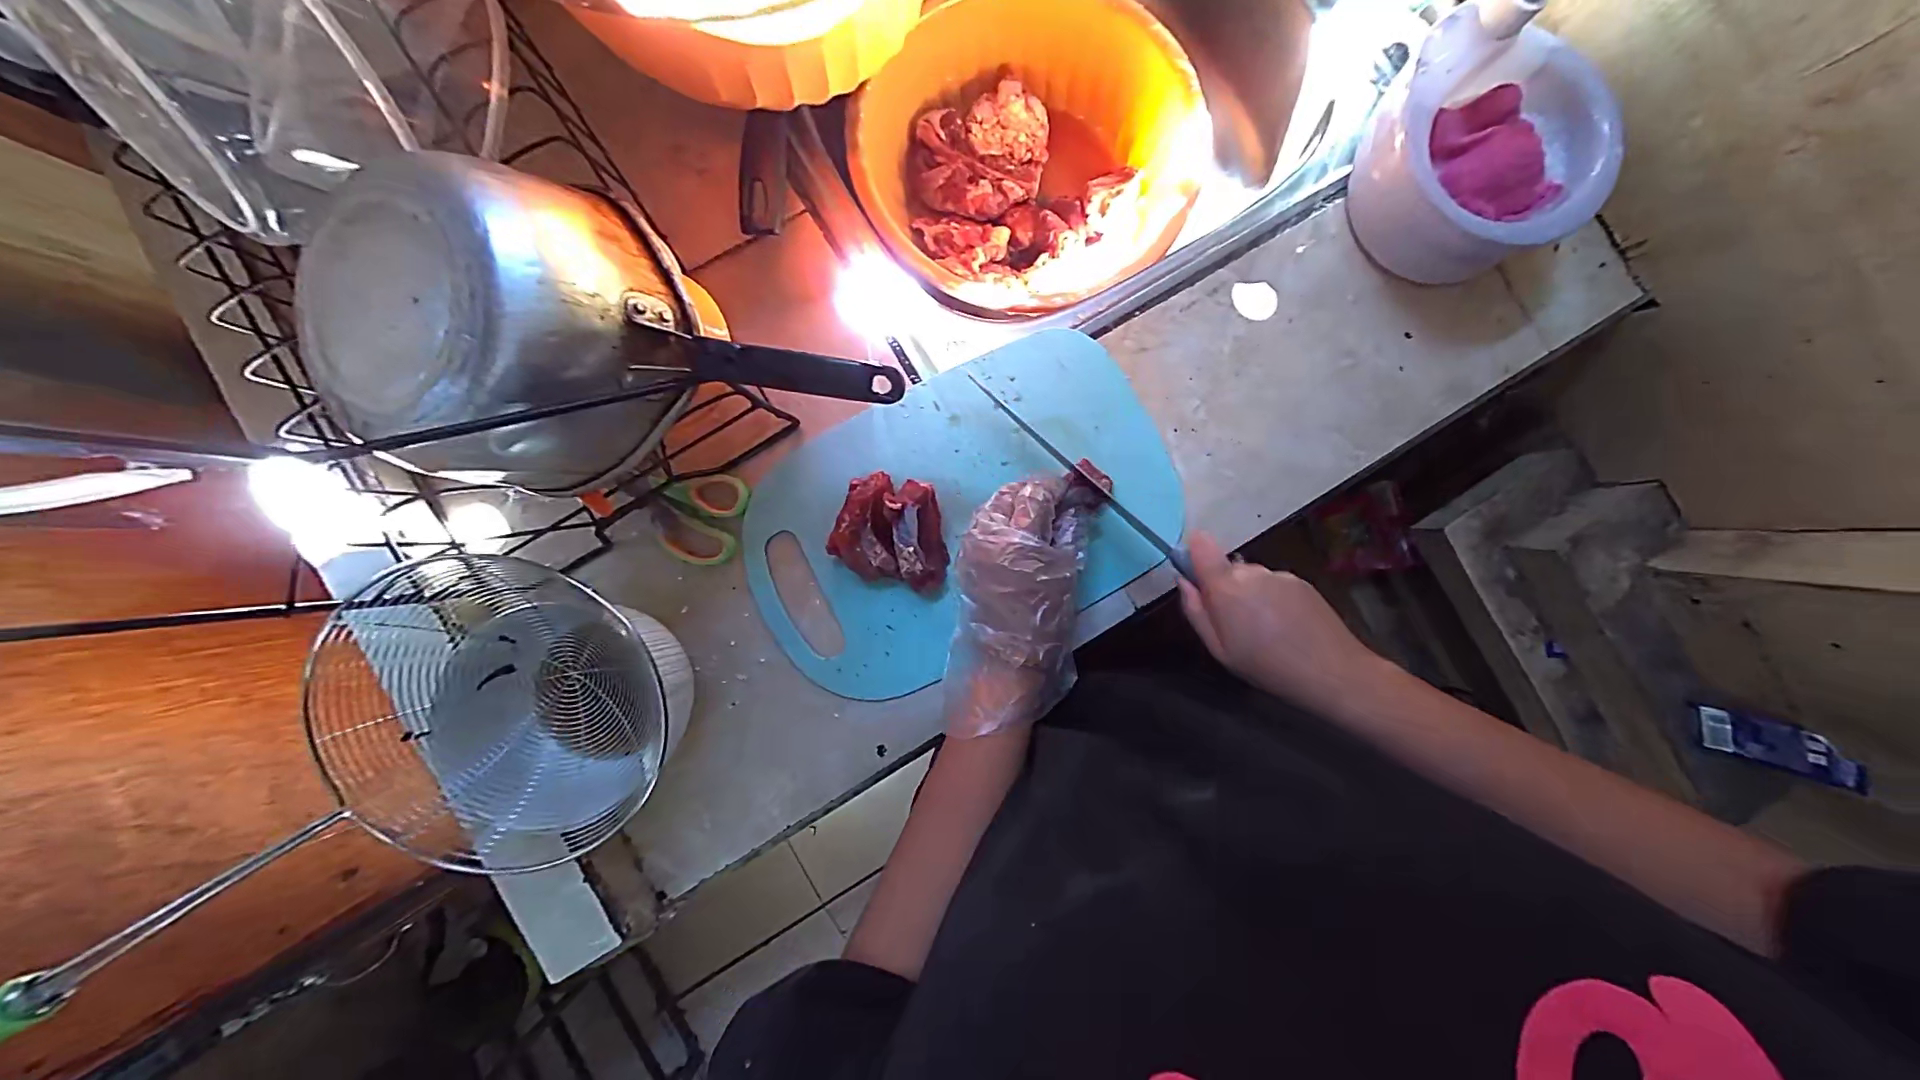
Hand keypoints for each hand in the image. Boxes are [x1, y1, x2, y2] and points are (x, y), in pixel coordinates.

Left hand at [945, 476, 1084, 736]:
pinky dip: (1002, 519)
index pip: (1037, 492)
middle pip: (1012, 492)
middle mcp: (987, 533)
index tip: (1076, 487)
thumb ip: (1071, 532)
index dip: (1059, 486)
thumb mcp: (1067, 573)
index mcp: (1016, 536)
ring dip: (1017, 502)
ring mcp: (971, 544)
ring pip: (994, 505)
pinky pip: (984, 524)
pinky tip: (1019, 531)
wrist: (1003, 661)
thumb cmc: (1043, 621)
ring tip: (1041, 514)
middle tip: (1060, 499)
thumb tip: (1077, 505)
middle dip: (1036, 490)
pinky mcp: (964, 557)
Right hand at [1178, 532, 1385, 712]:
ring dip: (1250, 594)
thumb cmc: (1266, 666)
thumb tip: (1184, 582)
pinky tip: (1285, 625)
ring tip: (1264, 629)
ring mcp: (1279, 575)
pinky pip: (1274, 583)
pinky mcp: (1301, 581)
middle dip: (1225, 588)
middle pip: (1227, 569)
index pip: (1202, 546)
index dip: (1193, 552)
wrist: (1332, 671)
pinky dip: (1273, 598)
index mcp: (1226, 587)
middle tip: (1235, 624)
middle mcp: (1251, 572)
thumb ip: (1196, 611)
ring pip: (1251, 577)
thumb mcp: (1219, 650)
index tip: (1193, 571)